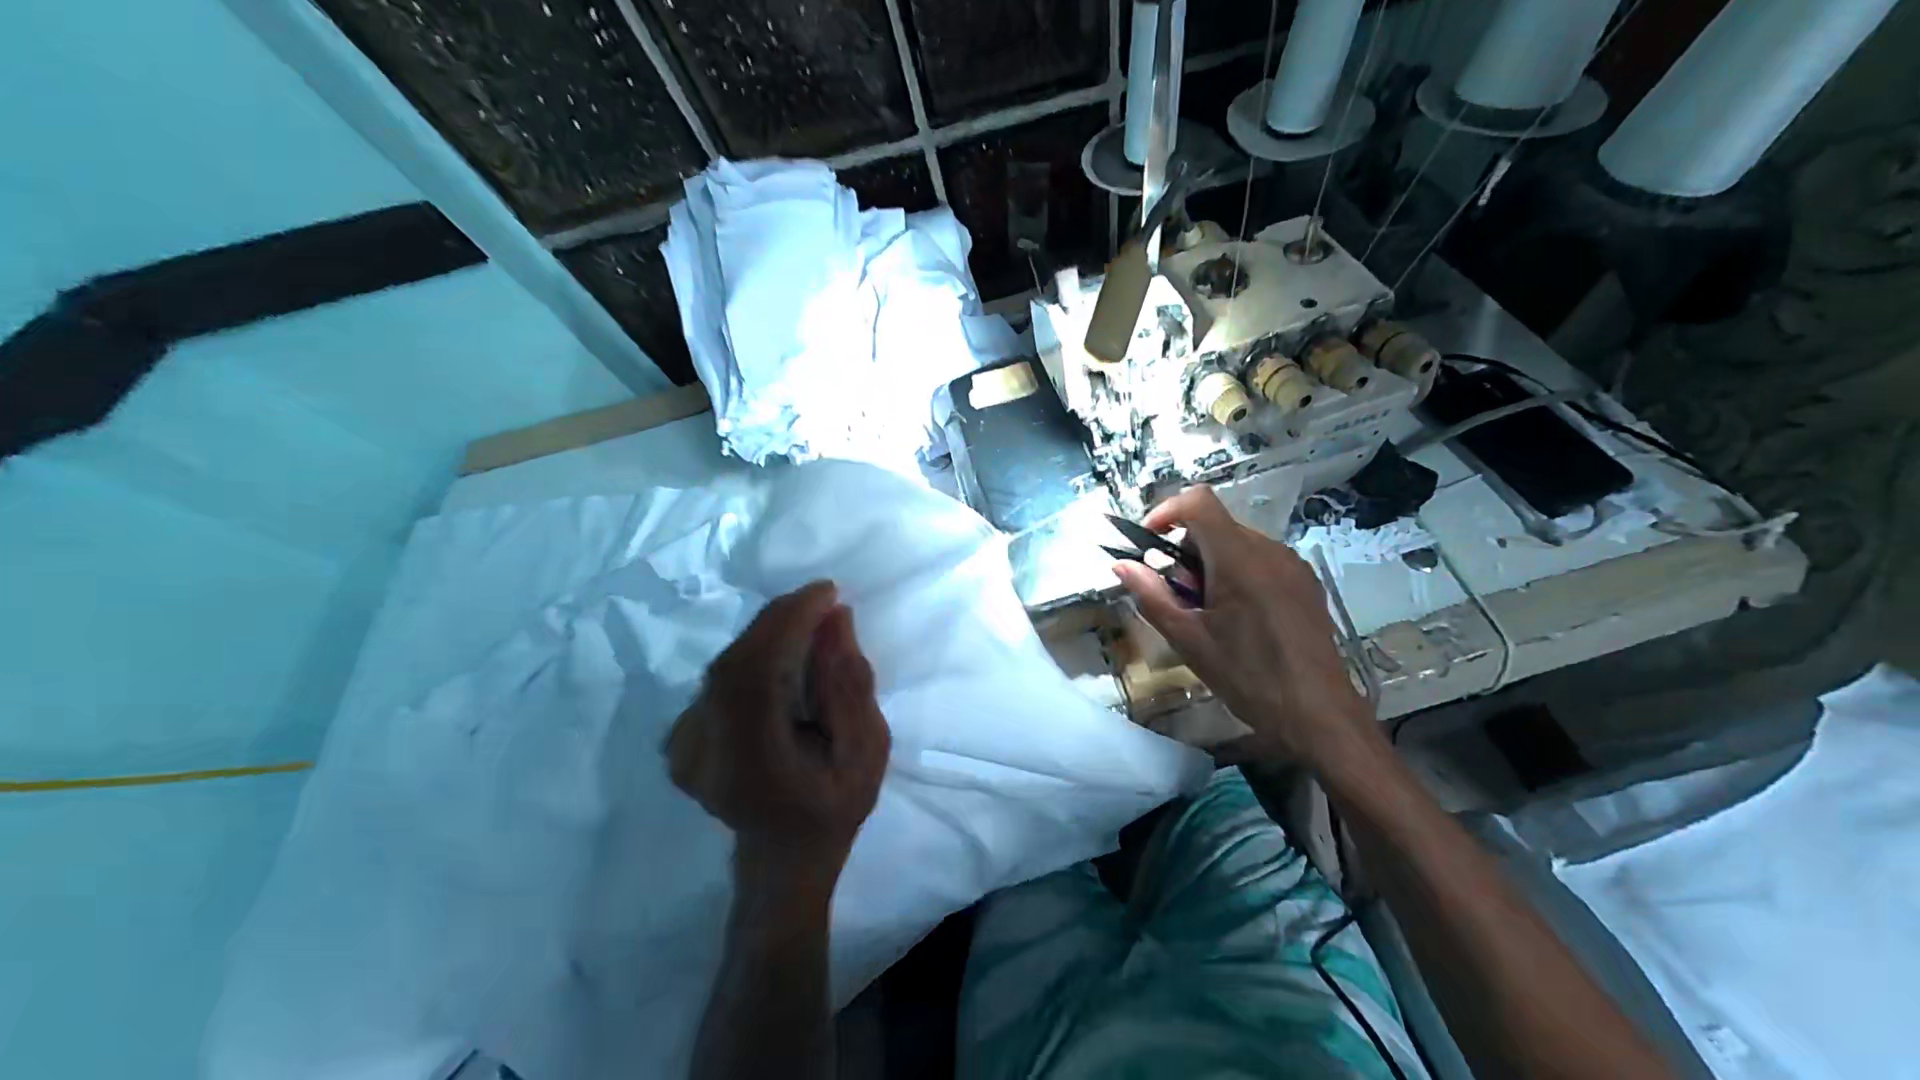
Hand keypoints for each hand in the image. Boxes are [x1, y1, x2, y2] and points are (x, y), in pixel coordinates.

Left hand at [667, 581, 890, 898]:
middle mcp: (702, 753)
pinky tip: (782, 656)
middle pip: (734, 664)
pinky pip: (719, 678)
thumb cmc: (833, 808)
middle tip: (823, 601)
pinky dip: (753, 655)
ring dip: (767, 636)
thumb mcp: (867, 753)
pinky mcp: (679, 737)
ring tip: (809, 623)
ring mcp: (683, 747)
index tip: (827, 593)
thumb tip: (835, 620)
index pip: (756, 674)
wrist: (782, 857)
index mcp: (750, 766)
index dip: (788, 623)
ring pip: (725, 666)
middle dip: (781, 621)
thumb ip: (849, 687)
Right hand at [1111, 486, 1374, 766]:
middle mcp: (1270, 550)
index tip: (1149, 543)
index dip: (1166, 511)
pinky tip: (1237, 618)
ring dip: (1209, 564)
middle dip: (1185, 551)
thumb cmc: (1248, 677)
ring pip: (1237, 543)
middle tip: (1176, 596)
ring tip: (1206, 612)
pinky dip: (1236, 574)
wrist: (1320, 715)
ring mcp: (1293, 565)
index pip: (1198, 501)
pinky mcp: (1305, 583)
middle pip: (1215, 525)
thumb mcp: (1189, 640)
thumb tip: (1122, 565)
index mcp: (1239, 559)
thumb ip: (1152, 596)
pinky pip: (1260, 560)